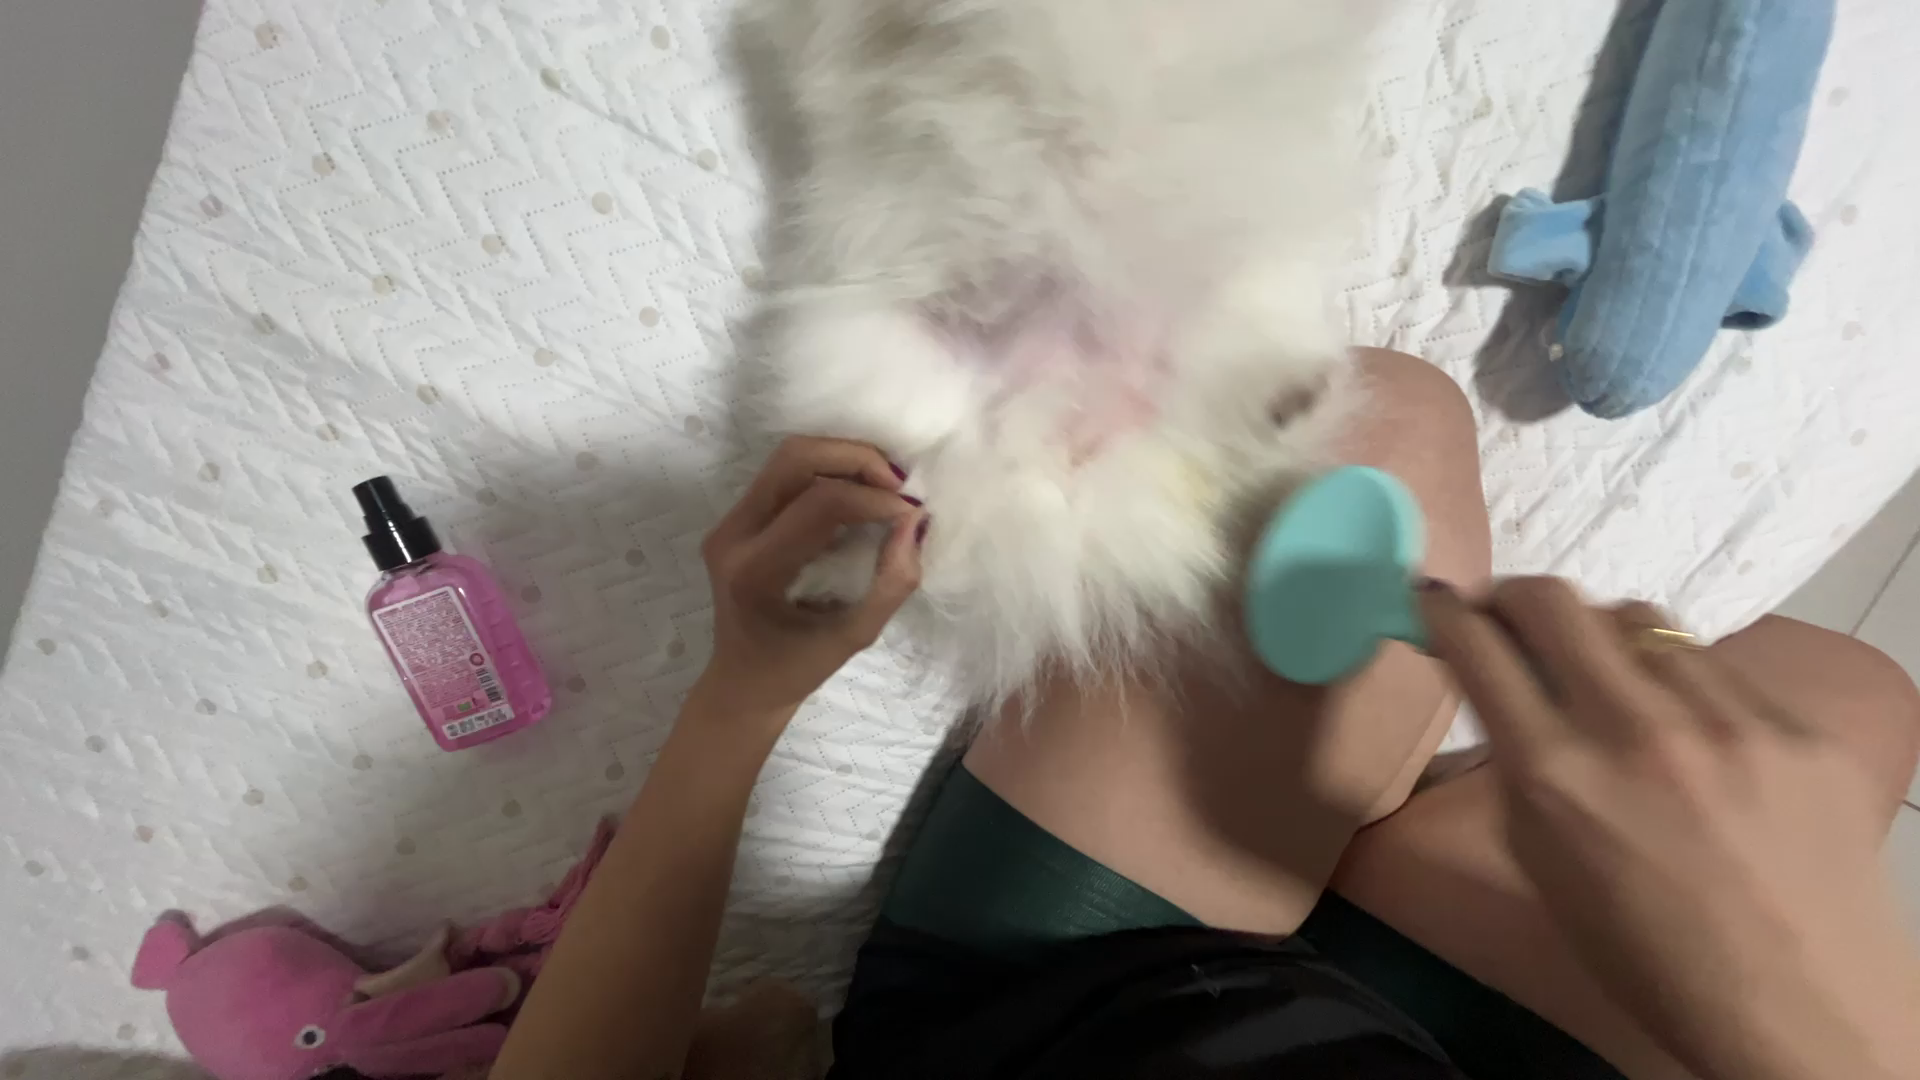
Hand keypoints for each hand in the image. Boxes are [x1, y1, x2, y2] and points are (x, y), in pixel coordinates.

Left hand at [691, 436, 924, 721]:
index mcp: (755, 570)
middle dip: (857, 459)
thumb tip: (915, 523)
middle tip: (898, 487)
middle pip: (795, 458)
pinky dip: (830, 473)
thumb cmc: (797, 669)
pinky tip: (859, 496)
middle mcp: (732, 536)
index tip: (911, 513)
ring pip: (790, 457)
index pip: (819, 504)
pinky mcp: (737, 518)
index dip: (873, 498)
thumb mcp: (856, 636)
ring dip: (844, 461)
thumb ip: (892, 583)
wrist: (743, 683)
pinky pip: (786, 475)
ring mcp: (729, 523)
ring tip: (883, 488)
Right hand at [1419, 578, 1919, 1079]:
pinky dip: (1667, 670)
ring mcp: (1731, 725)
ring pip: (1634, 616)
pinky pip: (1709, 663)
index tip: (1431, 598)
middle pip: (1550, 600)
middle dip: (1508, 595)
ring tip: (1597, 668)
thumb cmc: (1628, 939)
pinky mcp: (1804, 734)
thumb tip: (1495, 679)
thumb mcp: (1530, 842)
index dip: (1442, 609)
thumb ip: (1509, 750)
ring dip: (1593, 632)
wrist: (1799, 1016)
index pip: (1476, 646)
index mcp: (1551, 771)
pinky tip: (1675, 715)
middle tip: (1502, 616)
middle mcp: (1635, 731)